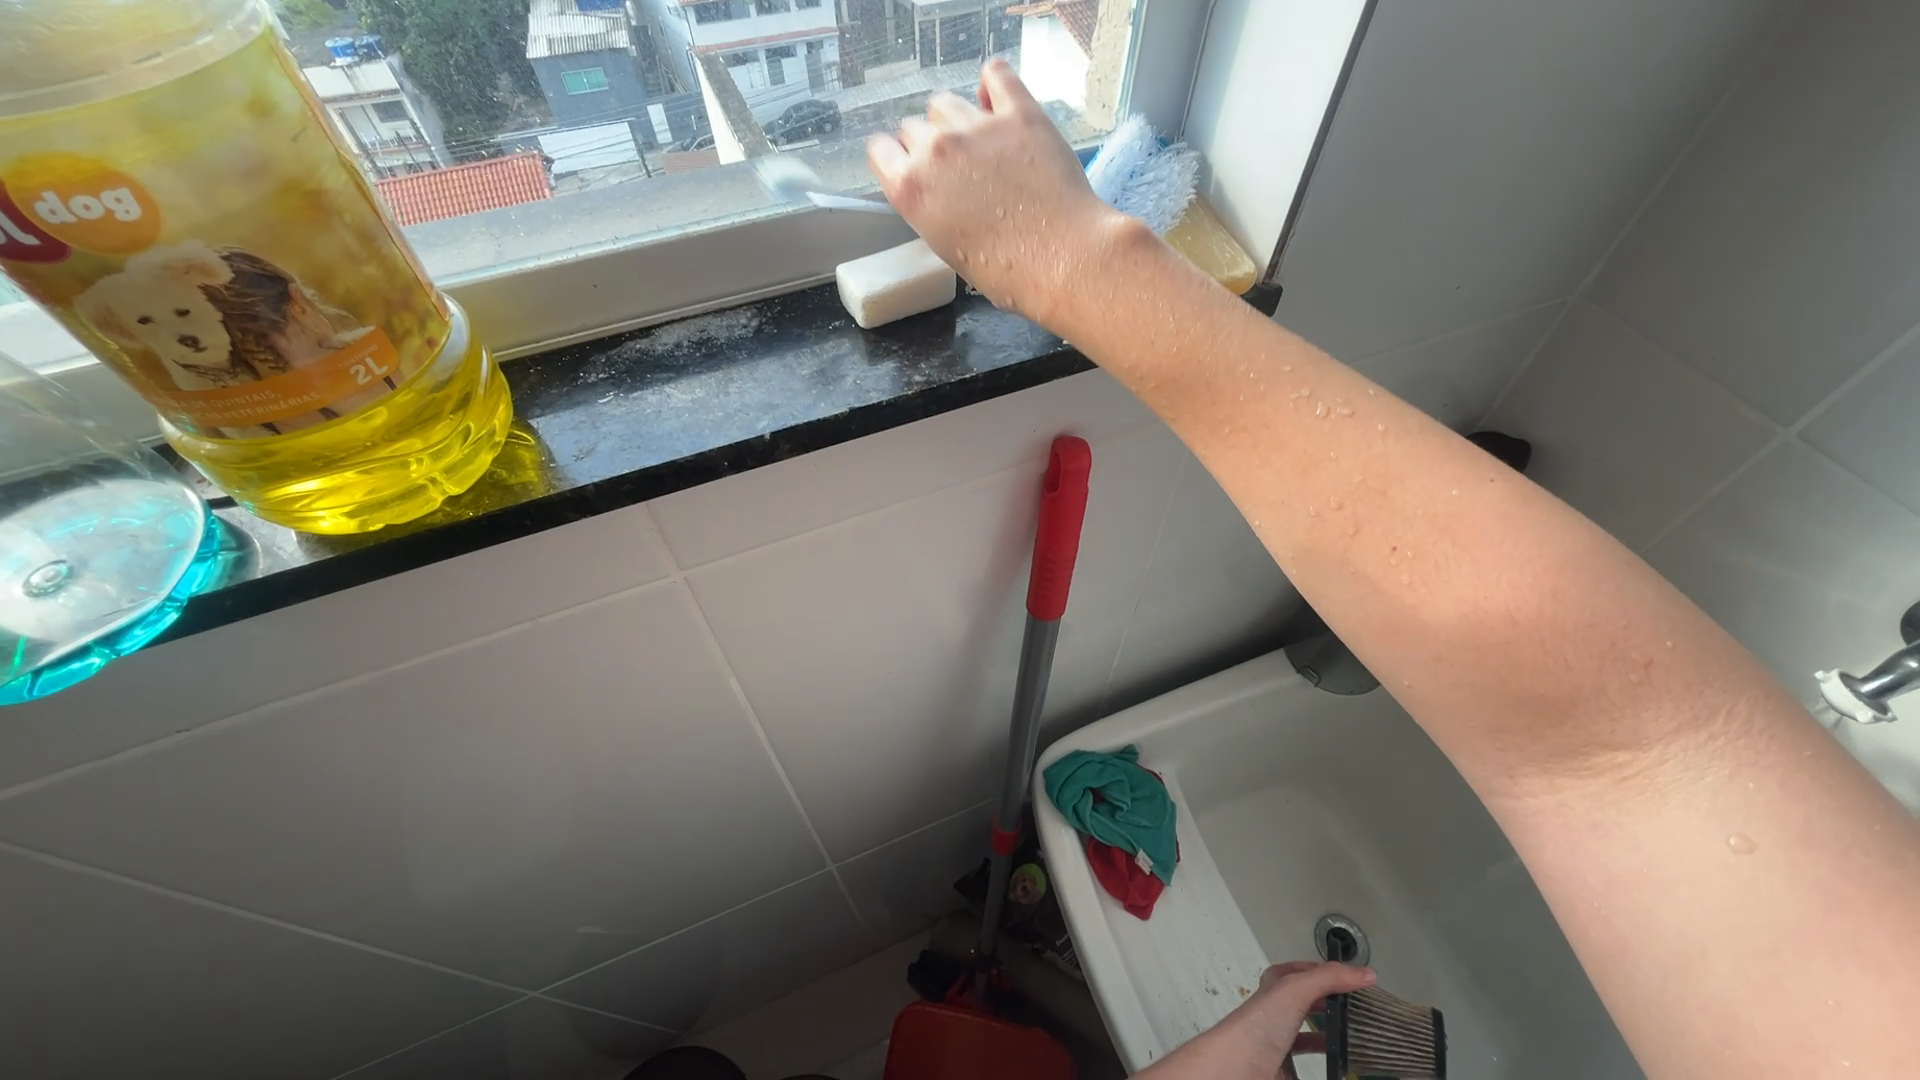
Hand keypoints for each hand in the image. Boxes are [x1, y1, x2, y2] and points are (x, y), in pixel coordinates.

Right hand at [865, 58, 1121, 322]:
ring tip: (979, 144)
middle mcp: (935, 150)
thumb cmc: (1006, 272)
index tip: (914, 169)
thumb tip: (943, 188)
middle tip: (958, 170)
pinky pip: (995, 74)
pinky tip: (998, 100)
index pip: (881, 151)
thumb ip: (932, 207)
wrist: (1061, 260)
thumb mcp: (949, 247)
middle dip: (929, 145)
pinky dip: (992, 83)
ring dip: (956, 119)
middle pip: (915, 127)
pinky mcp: (1019, 113)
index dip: (898, 160)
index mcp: (910, 189)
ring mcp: (976, 127)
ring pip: (946, 102)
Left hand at [1136, 961, 1376, 1079]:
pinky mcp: (1283, 1074)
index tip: (1353, 982)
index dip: (1320, 973)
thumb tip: (1369, 972)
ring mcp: (1277, 1048)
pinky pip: (1303, 1069)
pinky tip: (1342, 1069)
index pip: (1297, 974)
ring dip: (1327, 1041)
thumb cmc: (1261, 1024)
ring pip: (1304, 1041)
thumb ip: (1328, 980)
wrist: (1234, 1071)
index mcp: (1273, 993)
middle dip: (1327, 1007)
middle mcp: (1274, 1017)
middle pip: (1301, 1006)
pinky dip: (1326, 1066)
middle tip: (1361, 1014)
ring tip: (1358, 1044)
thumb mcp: (1293, 991)